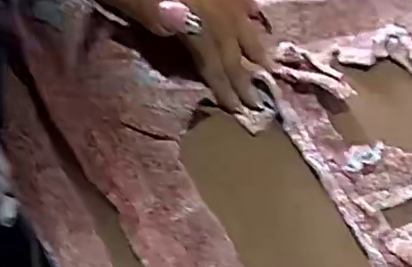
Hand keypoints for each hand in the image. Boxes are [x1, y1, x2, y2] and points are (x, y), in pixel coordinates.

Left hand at [103, 0, 271, 112]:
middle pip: (230, 40)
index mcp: (192, 11)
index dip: (224, 84)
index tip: (237, 110)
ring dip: (252, 41)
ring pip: (240, 15)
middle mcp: (211, 1)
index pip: (213, 56)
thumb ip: (146, 7)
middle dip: (242, 72)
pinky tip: (254, 11)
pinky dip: (246, 5)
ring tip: (265, 63)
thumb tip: (183, 22)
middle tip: (256, 101)